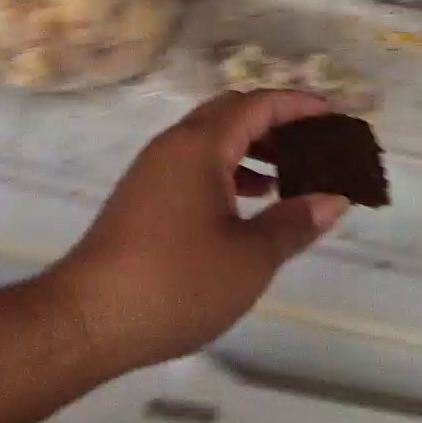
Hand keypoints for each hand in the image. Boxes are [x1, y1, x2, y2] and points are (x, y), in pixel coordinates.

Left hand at [45, 91, 350, 372]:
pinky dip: (226, 169)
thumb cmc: (175, 281)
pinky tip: (246, 201)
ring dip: (251, 146)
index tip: (333, 113)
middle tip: (314, 141)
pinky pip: (194, 162)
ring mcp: (154, 167)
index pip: (258, 104)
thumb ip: (295, 222)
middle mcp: (175, 143)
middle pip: (232, 111)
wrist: (88, 318)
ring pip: (211, 138)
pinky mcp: (143, 194)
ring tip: (288, 173)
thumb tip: (333, 200)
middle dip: (275, 121)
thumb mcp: (249, 258)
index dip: (298, 104)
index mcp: (201, 144)